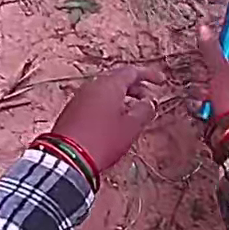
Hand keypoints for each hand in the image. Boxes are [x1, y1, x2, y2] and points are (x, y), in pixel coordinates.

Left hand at [49, 65, 163, 173]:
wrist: (68, 157)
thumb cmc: (102, 140)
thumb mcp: (131, 126)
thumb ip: (144, 110)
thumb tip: (150, 101)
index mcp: (109, 85)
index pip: (132, 71)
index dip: (148, 75)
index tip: (161, 81)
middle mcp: (92, 86)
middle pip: (117, 79)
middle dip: (135, 87)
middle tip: (148, 98)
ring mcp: (79, 97)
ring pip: (105, 90)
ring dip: (122, 97)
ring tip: (134, 111)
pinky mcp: (72, 110)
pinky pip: (94, 100)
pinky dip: (108, 104)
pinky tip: (115, 120)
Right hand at [194, 25, 228, 115]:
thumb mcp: (220, 69)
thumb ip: (211, 50)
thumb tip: (204, 28)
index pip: (224, 56)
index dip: (211, 60)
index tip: (205, 65)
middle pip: (211, 74)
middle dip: (202, 80)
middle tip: (205, 85)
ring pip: (205, 91)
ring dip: (199, 96)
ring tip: (204, 101)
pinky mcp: (222, 115)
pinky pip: (204, 106)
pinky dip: (200, 108)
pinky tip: (203, 111)